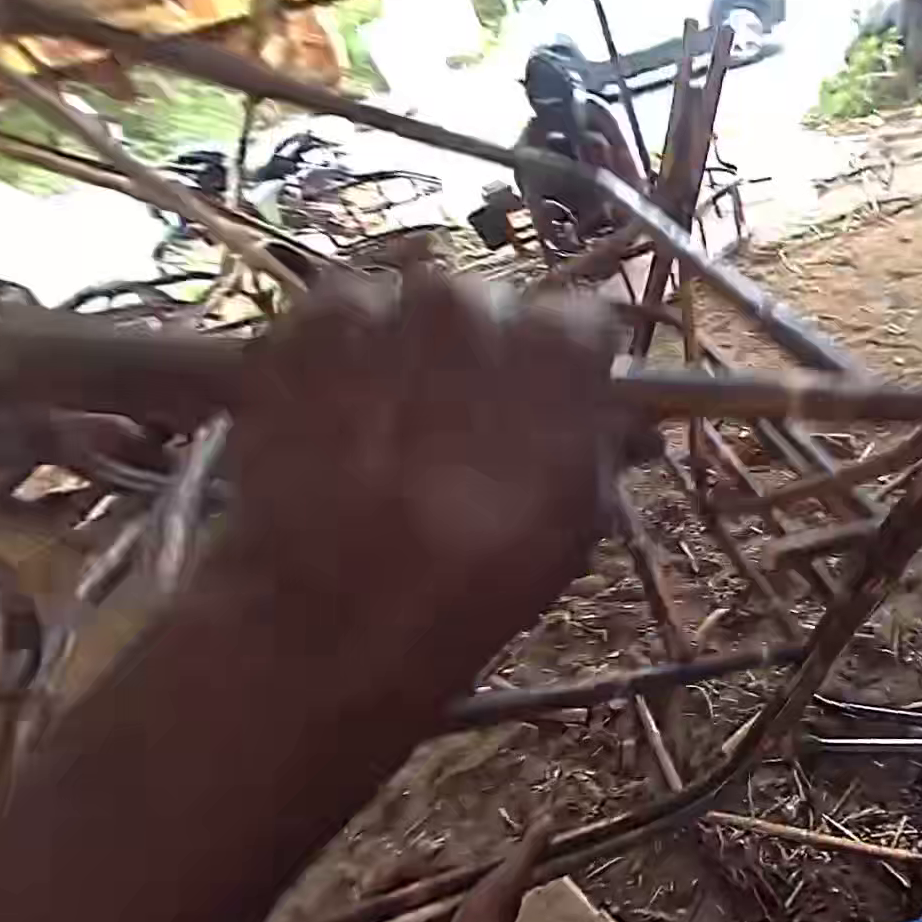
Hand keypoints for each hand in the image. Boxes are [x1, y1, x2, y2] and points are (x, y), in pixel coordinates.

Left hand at [222, 268, 629, 710]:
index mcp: (552, 344)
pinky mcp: (293, 331)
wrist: (337, 619)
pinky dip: (352, 359)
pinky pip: (343, 325)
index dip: (575, 363)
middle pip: (494, 310)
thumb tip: (628, 427)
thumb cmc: (484, 579)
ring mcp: (374, 309)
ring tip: (400, 425)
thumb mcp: (577, 518)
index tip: (562, 397)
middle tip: (473, 422)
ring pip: (415, 312)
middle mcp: (468, 302)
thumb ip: (606, 449)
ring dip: (420, 355)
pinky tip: (344, 418)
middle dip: (492, 357)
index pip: (583, 321)